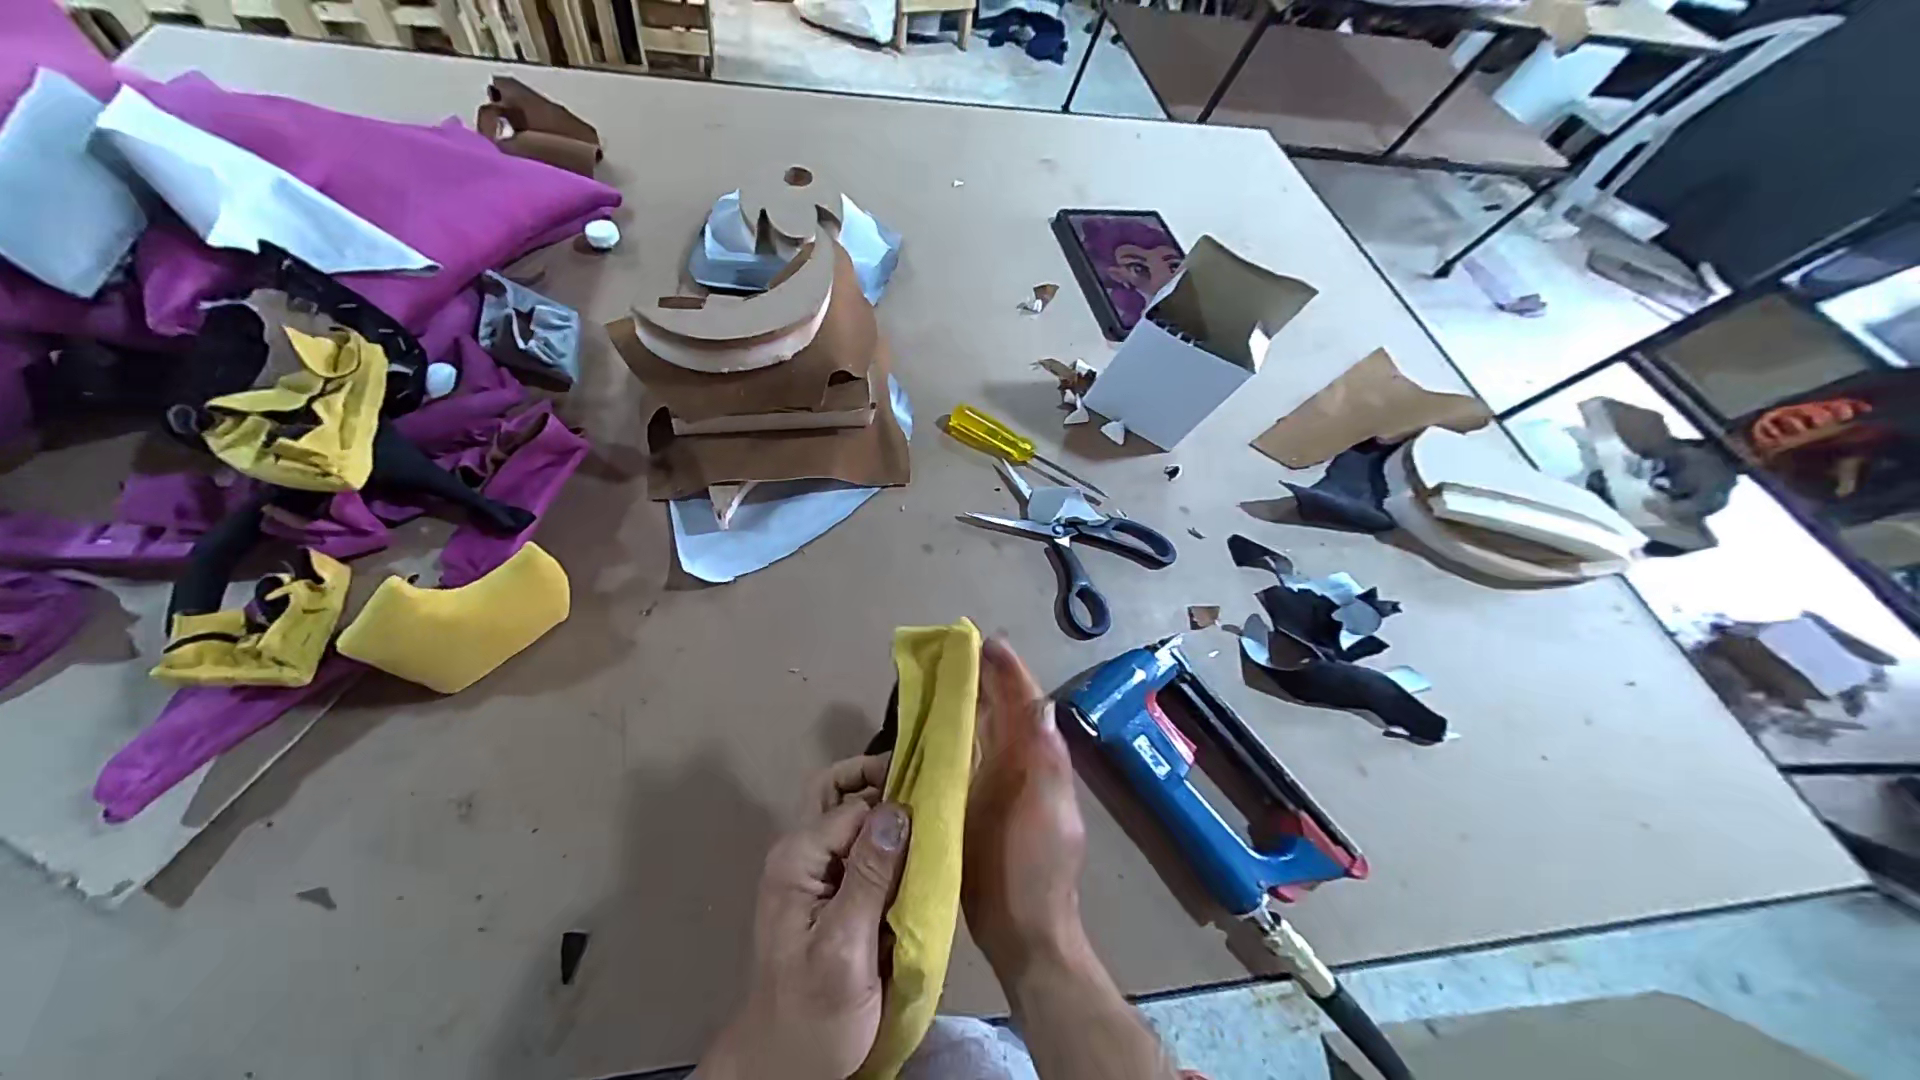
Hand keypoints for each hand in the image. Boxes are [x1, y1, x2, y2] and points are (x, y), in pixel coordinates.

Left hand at [696, 754, 909, 1079]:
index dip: (893, 802)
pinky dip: (886, 844)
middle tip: (925, 791)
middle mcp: (802, 853)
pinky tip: (913, 857)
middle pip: (839, 791)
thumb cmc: (813, 1016)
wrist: (784, 1067)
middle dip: (879, 782)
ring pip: (850, 815)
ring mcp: (814, 871)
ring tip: (926, 821)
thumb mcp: (844, 949)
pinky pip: (858, 847)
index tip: (935, 807)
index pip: (853, 805)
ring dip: (885, 812)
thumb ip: (869, 878)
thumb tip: (898, 810)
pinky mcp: (829, 891)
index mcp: (798, 859)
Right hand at [962, 635, 1089, 977]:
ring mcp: (993, 782)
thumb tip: (1042, 703)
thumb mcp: (1051, 815)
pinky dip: (948, 736)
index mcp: (1036, 759)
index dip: (1006, 670)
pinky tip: (926, 728)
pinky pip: (960, 757)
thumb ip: (1048, 761)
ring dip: (964, 701)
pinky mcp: (970, 802)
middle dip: (982, 678)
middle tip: (951, 650)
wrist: (1022, 932)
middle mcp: (1016, 762)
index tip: (983, 641)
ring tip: (937, 676)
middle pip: (999, 709)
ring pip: (979, 729)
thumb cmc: (1038, 871)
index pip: (1022, 702)